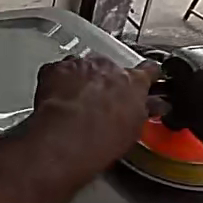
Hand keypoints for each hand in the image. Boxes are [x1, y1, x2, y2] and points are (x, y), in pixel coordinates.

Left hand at [27, 54, 159, 177]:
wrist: (68, 135)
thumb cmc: (100, 136)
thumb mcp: (134, 129)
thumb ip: (140, 111)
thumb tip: (140, 111)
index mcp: (133, 82)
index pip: (147, 70)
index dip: (143, 76)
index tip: (141, 80)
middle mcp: (108, 67)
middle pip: (108, 68)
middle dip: (103, 82)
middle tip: (96, 102)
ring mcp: (81, 66)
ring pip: (81, 67)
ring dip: (79, 80)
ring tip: (72, 103)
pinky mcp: (55, 69)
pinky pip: (56, 71)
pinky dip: (55, 81)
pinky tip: (54, 98)